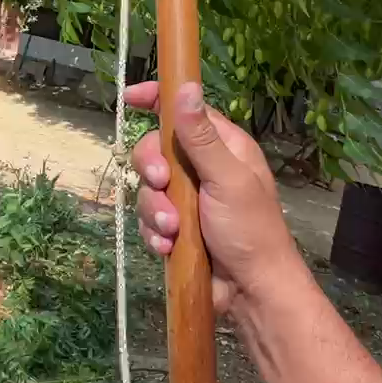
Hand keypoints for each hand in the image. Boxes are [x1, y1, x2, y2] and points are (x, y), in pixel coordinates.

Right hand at [128, 80, 302, 317]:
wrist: (251, 294)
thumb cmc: (251, 231)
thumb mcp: (227, 179)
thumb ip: (202, 137)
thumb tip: (186, 87)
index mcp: (222, 147)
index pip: (185, 111)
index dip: (156, 99)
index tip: (130, 98)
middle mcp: (202, 168)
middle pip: (155, 149)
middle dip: (152, 169)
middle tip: (162, 185)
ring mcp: (187, 198)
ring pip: (148, 188)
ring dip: (156, 210)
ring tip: (173, 231)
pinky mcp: (176, 227)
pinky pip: (149, 219)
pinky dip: (155, 233)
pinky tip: (168, 247)